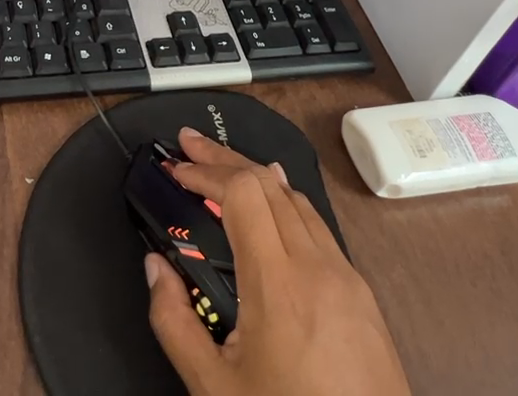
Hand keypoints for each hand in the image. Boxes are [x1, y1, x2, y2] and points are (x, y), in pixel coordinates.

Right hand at [145, 128, 410, 395]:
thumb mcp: (214, 386)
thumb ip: (174, 321)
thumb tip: (155, 268)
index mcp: (278, 284)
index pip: (243, 192)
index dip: (205, 170)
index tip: (177, 167)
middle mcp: (317, 268)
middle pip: (269, 182)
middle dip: (224, 157)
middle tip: (189, 146)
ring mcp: (346, 279)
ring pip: (298, 200)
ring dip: (256, 175)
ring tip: (222, 166)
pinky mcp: (362, 295)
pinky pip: (319, 226)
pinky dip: (286, 202)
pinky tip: (272, 206)